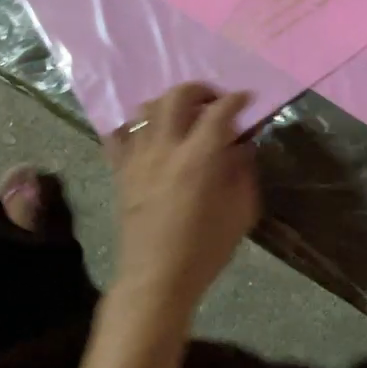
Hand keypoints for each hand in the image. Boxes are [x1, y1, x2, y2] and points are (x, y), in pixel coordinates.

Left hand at [104, 83, 258, 312]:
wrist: (157, 277)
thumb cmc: (206, 248)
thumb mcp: (241, 211)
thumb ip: (243, 171)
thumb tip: (243, 146)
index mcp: (200, 158)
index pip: (220, 111)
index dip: (237, 99)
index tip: (247, 98)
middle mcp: (166, 148)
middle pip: (178, 96)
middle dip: (200, 90)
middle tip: (215, 101)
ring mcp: (138, 157)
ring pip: (147, 108)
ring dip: (169, 103)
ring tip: (184, 115)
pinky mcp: (120, 171)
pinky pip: (119, 133)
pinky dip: (135, 124)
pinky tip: (149, 133)